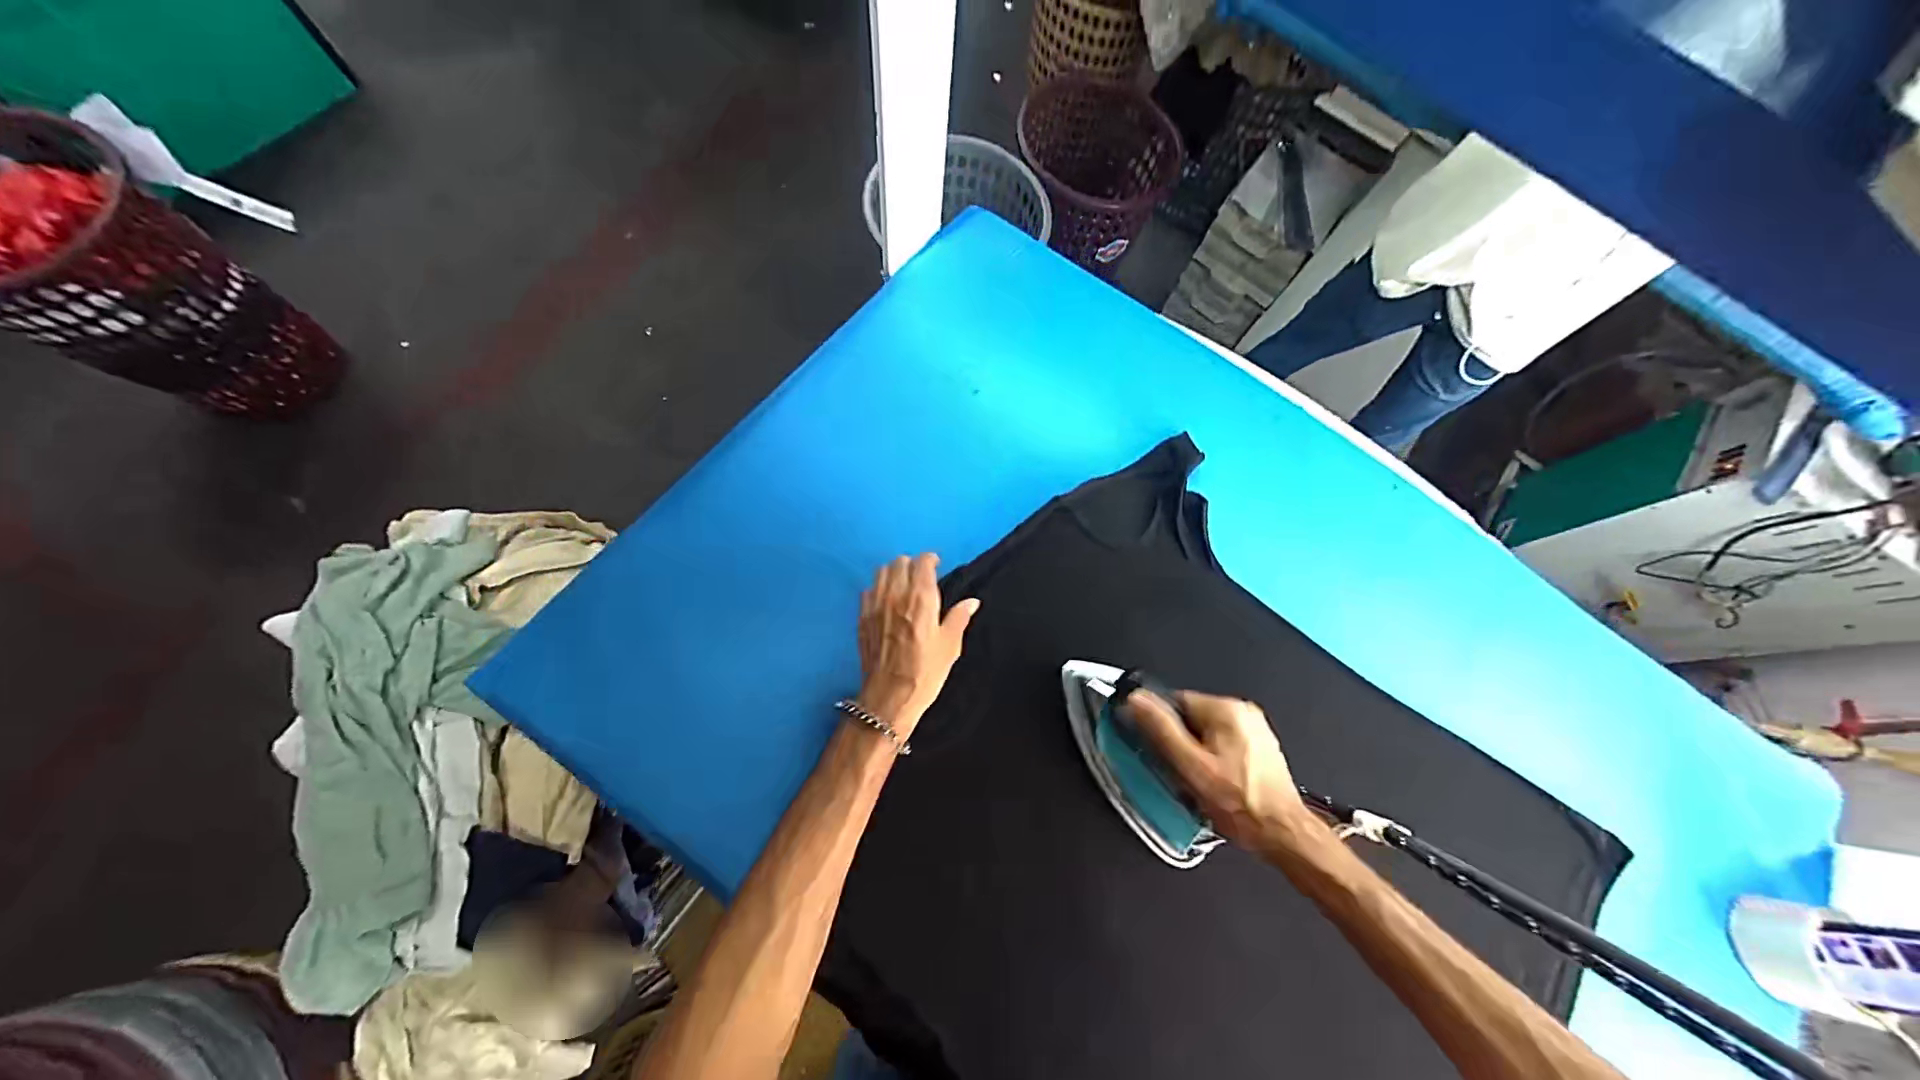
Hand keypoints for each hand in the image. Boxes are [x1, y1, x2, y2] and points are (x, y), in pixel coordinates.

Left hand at [856, 554, 980, 738]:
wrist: (889, 696)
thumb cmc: (924, 672)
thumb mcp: (949, 646)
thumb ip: (958, 618)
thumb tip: (971, 602)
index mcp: (921, 599)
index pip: (922, 562)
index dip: (930, 560)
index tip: (936, 565)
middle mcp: (896, 595)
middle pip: (900, 562)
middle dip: (912, 564)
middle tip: (921, 576)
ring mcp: (875, 605)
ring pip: (882, 571)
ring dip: (894, 572)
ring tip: (903, 583)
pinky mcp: (862, 617)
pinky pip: (868, 590)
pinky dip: (878, 588)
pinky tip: (885, 600)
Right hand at [1122, 689, 1311, 847]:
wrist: (1282, 834)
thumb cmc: (1244, 806)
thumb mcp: (1190, 766)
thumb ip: (1160, 729)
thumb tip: (1137, 701)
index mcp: (1226, 709)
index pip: (1174, 702)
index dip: (1161, 728)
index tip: (1160, 749)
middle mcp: (1243, 713)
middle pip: (1190, 719)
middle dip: (1180, 745)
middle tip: (1185, 773)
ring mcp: (1253, 731)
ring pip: (1205, 734)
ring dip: (1196, 756)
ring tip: (1203, 783)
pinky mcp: (1258, 748)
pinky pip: (1221, 746)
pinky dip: (1213, 763)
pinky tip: (1218, 786)